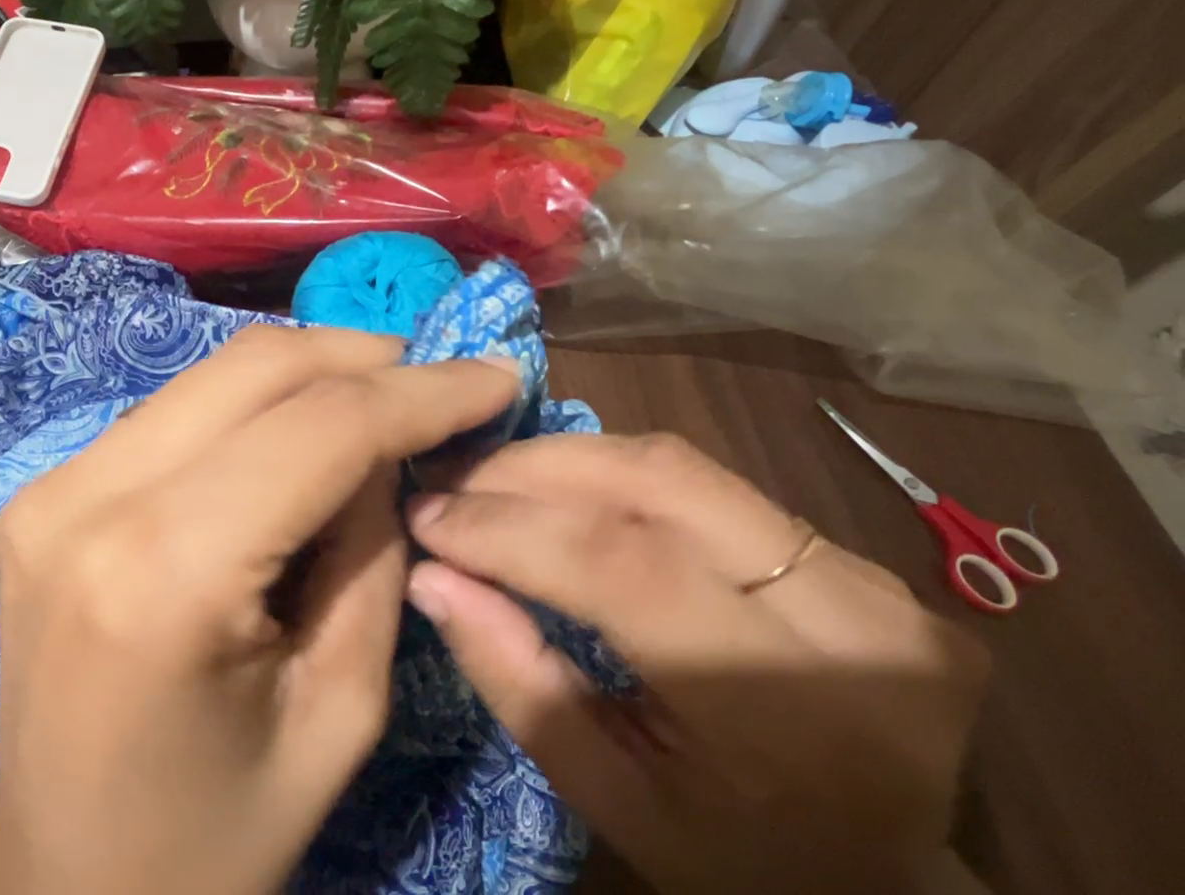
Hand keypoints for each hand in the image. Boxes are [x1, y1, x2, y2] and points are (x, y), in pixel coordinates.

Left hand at [0, 325, 521, 894]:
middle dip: (363, 358)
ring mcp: (48, 490)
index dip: (419, 391)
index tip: (495, 376)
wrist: (71, 878)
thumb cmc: (219, 830)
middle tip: (440, 381)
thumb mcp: (340, 707)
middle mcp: (86, 502)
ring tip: (382, 405)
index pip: (318, 429)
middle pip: (252, 370)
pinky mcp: (39, 496)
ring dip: (306, 378)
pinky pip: (167, 418)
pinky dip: (246, 413)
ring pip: (206, 380)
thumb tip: (391, 445)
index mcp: (163, 572)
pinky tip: (296, 441)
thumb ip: (372, 553)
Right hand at [404, 433, 989, 894]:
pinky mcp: (868, 559)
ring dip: (569, 462)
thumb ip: (516, 680)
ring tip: (493, 481)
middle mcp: (850, 618)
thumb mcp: (609, 798)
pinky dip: (620, 481)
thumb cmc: (733, 858)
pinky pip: (712, 489)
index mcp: (786, 711)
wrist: (890, 883)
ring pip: (684, 467)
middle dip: (531, 469)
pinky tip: (568, 497)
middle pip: (659, 482)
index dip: (509, 529)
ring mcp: (873, 577)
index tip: (425, 516)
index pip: (624, 568)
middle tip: (450, 482)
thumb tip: (429, 576)